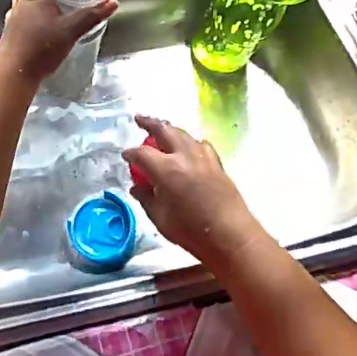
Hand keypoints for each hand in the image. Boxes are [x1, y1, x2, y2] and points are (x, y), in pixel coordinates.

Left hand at [0, 0, 118, 78]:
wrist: (12, 73)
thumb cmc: (40, 47)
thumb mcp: (71, 30)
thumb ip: (91, 16)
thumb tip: (112, 3)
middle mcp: (21, 0)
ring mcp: (15, 15)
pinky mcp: (14, 29)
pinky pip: (24, 6)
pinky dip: (35, 2)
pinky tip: (45, 13)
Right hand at [126, 116, 269, 267]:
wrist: (231, 236)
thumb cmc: (191, 230)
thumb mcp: (160, 218)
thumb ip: (146, 198)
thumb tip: (137, 187)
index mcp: (166, 169)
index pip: (141, 153)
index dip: (130, 153)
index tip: (125, 155)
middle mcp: (184, 156)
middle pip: (164, 130)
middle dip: (149, 123)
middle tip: (139, 119)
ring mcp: (203, 158)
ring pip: (183, 134)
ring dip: (170, 129)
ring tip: (162, 130)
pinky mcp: (217, 164)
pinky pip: (200, 144)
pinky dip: (190, 142)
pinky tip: (189, 147)